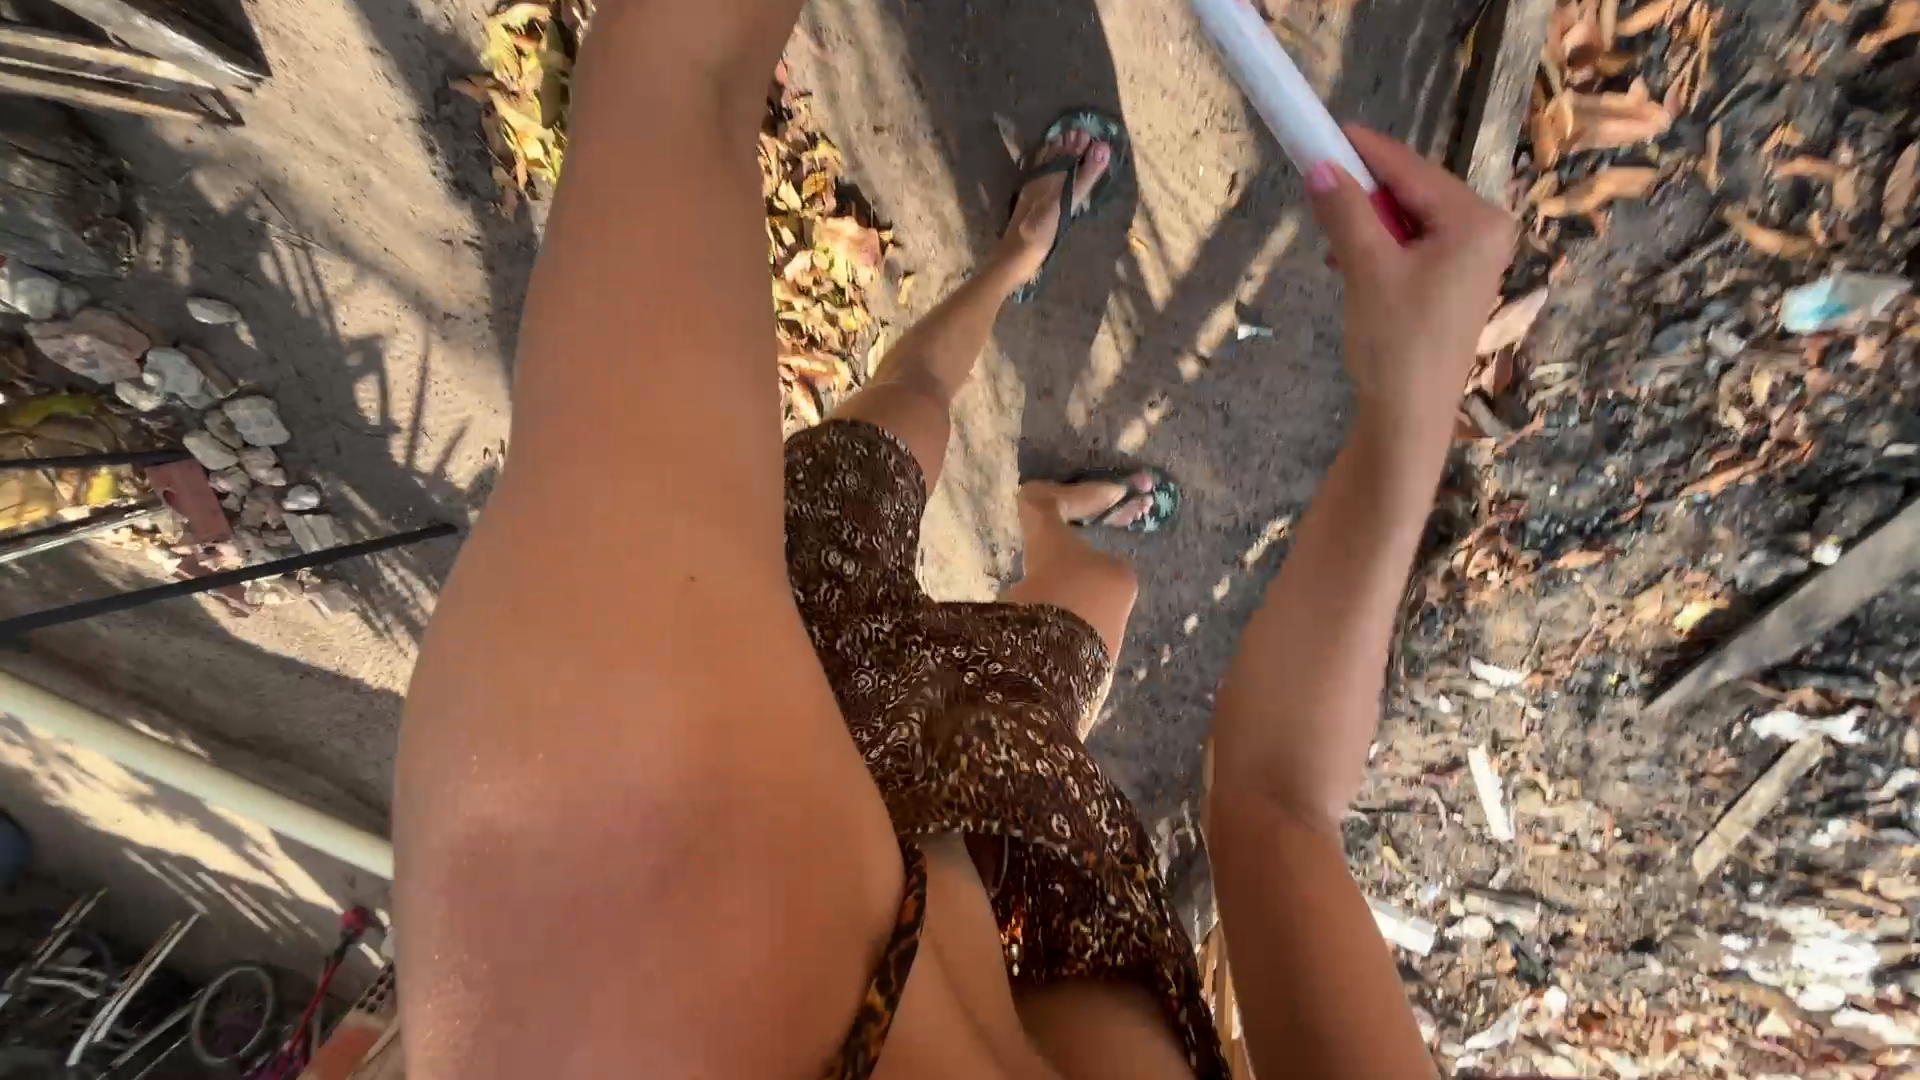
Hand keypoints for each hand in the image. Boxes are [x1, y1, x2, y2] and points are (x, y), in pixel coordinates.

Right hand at [1306, 126, 1516, 443]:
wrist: (1409, 417)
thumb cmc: (1396, 342)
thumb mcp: (1367, 271)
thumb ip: (1346, 214)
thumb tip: (1319, 167)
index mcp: (1477, 221)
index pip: (1413, 171)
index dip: (1367, 152)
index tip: (1328, 132)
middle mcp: (1485, 233)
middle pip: (1415, 195)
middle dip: (1366, 197)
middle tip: (1322, 198)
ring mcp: (1473, 262)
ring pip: (1410, 224)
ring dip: (1368, 228)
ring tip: (1336, 250)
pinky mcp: (1453, 288)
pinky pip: (1413, 251)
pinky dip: (1380, 252)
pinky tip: (1355, 271)